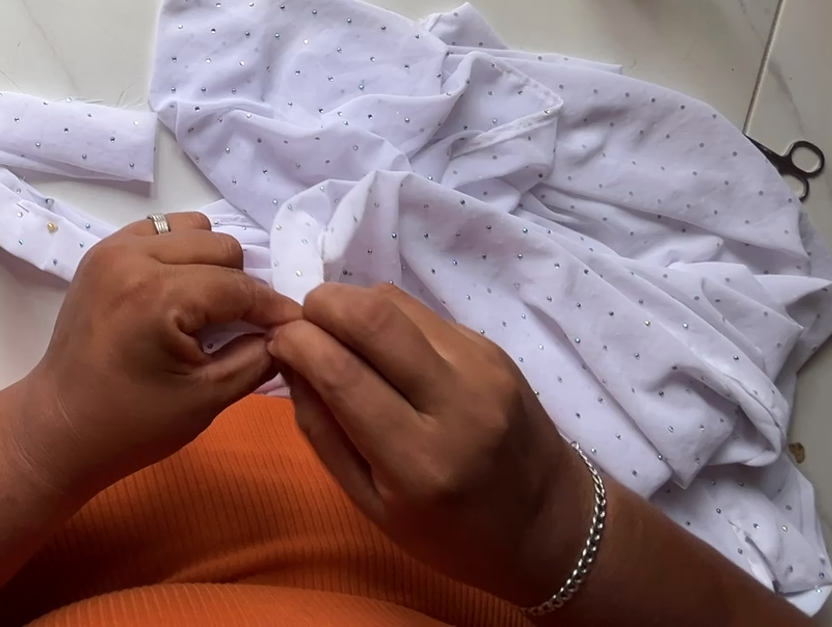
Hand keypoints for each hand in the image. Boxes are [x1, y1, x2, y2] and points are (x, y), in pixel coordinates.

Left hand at [11, 213, 302, 496]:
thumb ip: (257, 358)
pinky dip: (180, 253)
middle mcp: (133, 257)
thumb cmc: (131, 424)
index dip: (273, 309)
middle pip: (220, 247)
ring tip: (205, 309)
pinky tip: (178, 291)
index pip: (237, 287)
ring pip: (193, 230)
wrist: (60, 426)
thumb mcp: (207, 400)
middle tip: (240, 328)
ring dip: (210, 265)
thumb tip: (289, 331)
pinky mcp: (102, 251)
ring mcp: (113, 248)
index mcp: (157, 295)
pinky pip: (161, 230)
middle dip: (240, 287)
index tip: (296, 327)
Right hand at [267, 283, 593, 606]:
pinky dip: (383, 315)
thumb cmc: (450, 531)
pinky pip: (418, 309)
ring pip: (392, 300)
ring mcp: (481, 366)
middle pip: (371, 316)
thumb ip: (320, 429)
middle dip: (319, 304)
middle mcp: (457, 404)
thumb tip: (288, 357)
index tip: (278, 341)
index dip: (296, 342)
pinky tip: (382, 345)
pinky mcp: (490, 344)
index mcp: (421, 462)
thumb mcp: (370, 503)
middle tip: (302, 323)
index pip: (341, 372)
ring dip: (349, 303)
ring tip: (340, 333)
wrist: (553, 524)